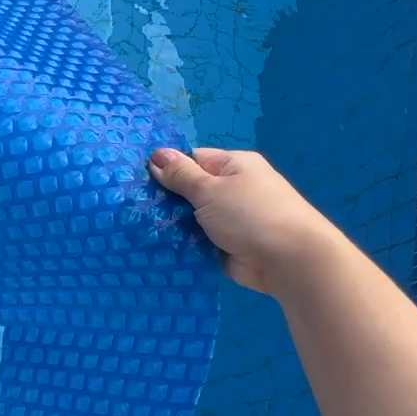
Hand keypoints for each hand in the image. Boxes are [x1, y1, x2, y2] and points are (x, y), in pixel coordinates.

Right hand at [148, 147, 345, 295]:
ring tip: (134, 228)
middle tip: (129, 206)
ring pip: (187, 217)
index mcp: (233, 166)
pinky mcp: (221, 243)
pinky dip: (177, 242)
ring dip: (167, 223)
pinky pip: (192, 239)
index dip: (165, 168)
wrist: (287, 259)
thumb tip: (157, 155)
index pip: (191, 160)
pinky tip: (151, 246)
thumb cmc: (250, 214)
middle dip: (162, 199)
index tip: (136, 181)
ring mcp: (226, 218)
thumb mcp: (210, 189)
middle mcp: (230, 189)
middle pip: (186, 190)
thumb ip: (181, 175)